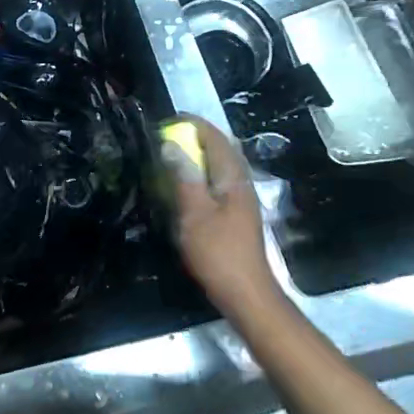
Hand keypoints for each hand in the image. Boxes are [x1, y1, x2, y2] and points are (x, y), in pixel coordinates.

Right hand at [160, 115, 274, 297]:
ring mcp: (241, 200)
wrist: (246, 294)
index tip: (169, 119)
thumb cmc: (218, 252)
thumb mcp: (194, 213)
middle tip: (168, 135)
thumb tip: (172, 144)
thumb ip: (184, 177)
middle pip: (221, 149)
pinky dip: (201, 173)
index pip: (216, 138)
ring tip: (173, 154)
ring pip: (220, 166)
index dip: (194, 124)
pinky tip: (186, 184)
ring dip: (198, 155)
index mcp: (233, 179)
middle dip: (196, 136)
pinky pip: (218, 181)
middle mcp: (241, 184)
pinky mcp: (236, 214)